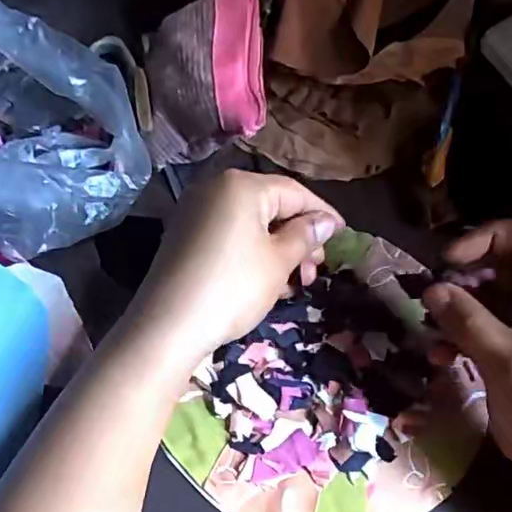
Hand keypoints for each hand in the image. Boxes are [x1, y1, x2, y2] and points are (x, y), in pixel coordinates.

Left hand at [131, 170, 343, 363]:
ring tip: (293, 283)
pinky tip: (265, 282)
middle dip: (299, 237)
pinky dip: (252, 254)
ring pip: (250, 225)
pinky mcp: (183, 238)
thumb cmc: (233, 288)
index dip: (322, 214)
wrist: (169, 325)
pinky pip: (229, 237)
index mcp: (241, 186)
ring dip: (278, 250)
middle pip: (270, 206)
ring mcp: (194, 213)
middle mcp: (215, 189)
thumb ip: (304, 237)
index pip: (294, 192)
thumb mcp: (278, 262)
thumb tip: (324, 223)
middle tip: (314, 270)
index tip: (343, 237)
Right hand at [422, 219, 511, 480]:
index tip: (445, 262)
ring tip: (431, 330)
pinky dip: (469, 336)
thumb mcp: (504, 359)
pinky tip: (442, 355)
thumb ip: (465, 319)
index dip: (485, 238)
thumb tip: (430, 289)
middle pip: (511, 267)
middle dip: (467, 279)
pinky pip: (498, 330)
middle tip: (432, 298)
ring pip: (498, 301)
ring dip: (462, 311)